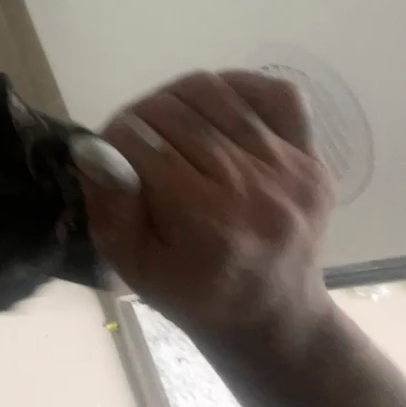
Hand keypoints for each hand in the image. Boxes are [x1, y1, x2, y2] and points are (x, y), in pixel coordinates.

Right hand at [75, 71, 335, 348]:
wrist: (274, 318)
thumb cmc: (188, 290)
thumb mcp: (129, 260)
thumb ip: (109, 203)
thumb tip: (93, 148)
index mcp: (207, 215)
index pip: (134, 137)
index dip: (108, 142)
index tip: (110, 164)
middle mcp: (253, 186)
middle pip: (169, 109)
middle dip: (135, 120)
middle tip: (133, 147)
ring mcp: (289, 169)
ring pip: (212, 91)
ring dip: (174, 101)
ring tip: (167, 128)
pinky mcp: (312, 161)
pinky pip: (277, 95)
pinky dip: (239, 88)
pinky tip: (215, 112)